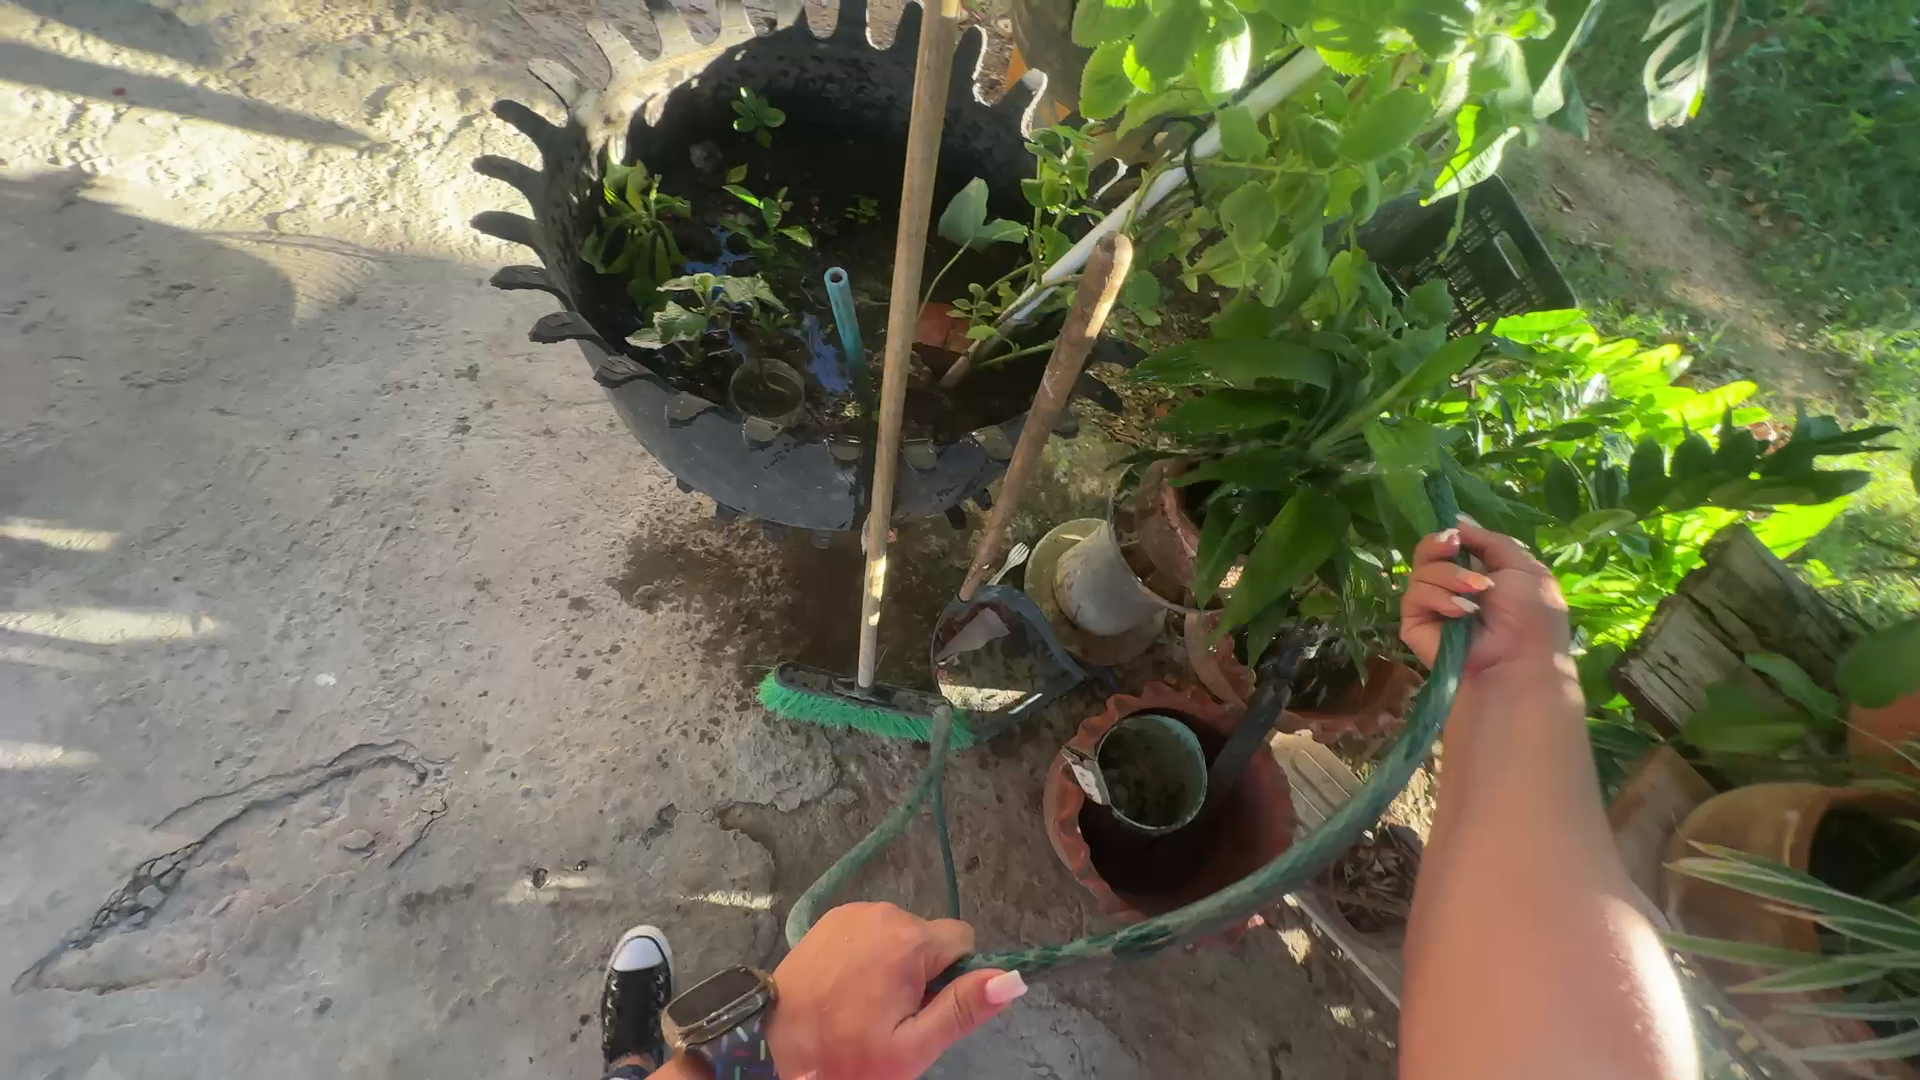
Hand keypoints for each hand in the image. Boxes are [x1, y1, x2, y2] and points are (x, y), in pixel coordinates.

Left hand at [765, 902, 1026, 1079]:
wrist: (770, 1045)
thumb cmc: (845, 1054)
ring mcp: (857, 909)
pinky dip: (871, 952)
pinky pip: (873, 928)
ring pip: (902, 933)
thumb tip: (1013, 978)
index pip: (963, 941)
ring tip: (866, 1001)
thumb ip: (963, 1009)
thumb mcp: (911, 1048)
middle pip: (930, 937)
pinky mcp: (835, 915)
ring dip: (896, 962)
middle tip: (892, 1014)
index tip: (924, 1009)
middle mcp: (888, 910)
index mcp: (911, 939)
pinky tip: (848, 984)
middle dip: (923, 972)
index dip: (952, 978)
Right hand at [1400, 519, 1570, 677]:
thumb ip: (1491, 541)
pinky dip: (1440, 598)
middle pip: (1427, 551)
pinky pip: (1415, 594)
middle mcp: (1451, 585)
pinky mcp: (1413, 620)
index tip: (1457, 536)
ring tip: (1475, 596)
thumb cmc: (1530, 617)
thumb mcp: (1524, 569)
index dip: (1451, 536)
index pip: (1451, 544)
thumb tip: (1457, 520)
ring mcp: (1431, 603)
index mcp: (1478, 572)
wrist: (1515, 661)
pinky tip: (1461, 613)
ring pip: (1421, 570)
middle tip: (1452, 548)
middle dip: (1439, 546)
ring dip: (1450, 577)